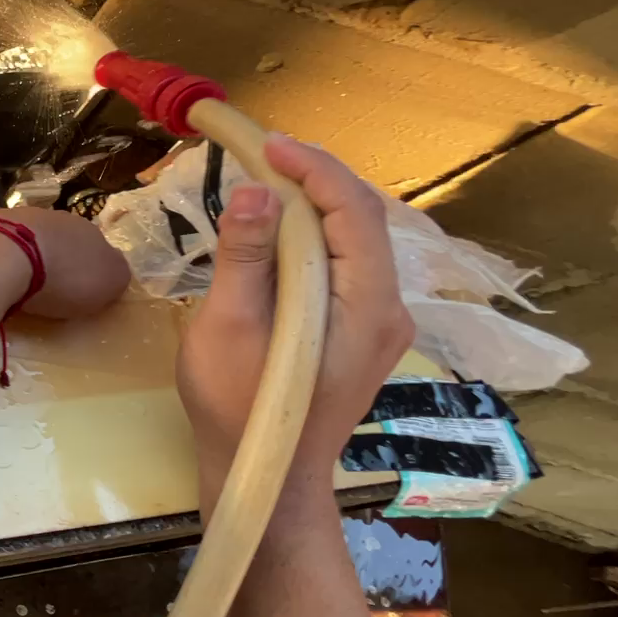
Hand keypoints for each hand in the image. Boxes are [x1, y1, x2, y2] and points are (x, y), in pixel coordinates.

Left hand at [0, 207, 130, 319]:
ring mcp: (6, 220)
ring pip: (18, 242)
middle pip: (52, 241)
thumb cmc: (62, 273)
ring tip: (8, 288)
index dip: (83, 268)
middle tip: (39, 291)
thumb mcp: (108, 282)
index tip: (74, 291)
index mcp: (83, 228)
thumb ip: (113, 276)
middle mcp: (46, 217)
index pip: (90, 245)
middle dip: (47, 263)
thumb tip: (110, 272)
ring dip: (15, 262)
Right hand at [175, 137, 414, 485]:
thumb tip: (255, 191)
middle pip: (361, 223)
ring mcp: (376, 323)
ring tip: (265, 181)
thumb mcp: (230, 328)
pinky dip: (310, 237)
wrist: (264, 472)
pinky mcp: (356, 334)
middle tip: (262, 155)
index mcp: (364, 306)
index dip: (316, 170)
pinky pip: (341, 267)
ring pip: (353, 244)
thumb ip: (246, 260)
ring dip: (311, 206)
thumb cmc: (238, 403)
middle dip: (315, 180)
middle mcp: (387, 308)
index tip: (267, 144)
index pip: (355, 214)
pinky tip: (277, 234)